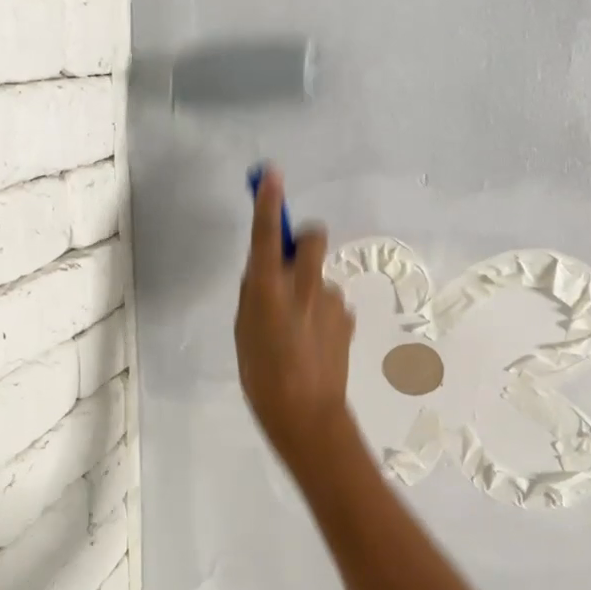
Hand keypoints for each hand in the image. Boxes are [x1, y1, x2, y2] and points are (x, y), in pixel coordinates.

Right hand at [235, 167, 357, 459]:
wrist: (306, 414)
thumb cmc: (261, 376)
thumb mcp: (244, 332)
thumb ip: (253, 297)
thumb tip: (263, 274)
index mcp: (268, 290)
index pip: (267, 235)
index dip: (269, 202)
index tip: (272, 174)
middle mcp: (302, 286)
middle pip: (312, 237)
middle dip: (301, 241)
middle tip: (288, 267)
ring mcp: (330, 301)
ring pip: (318, 276)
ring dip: (308, 289)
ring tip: (295, 331)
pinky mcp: (346, 319)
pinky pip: (329, 303)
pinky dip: (320, 314)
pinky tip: (312, 345)